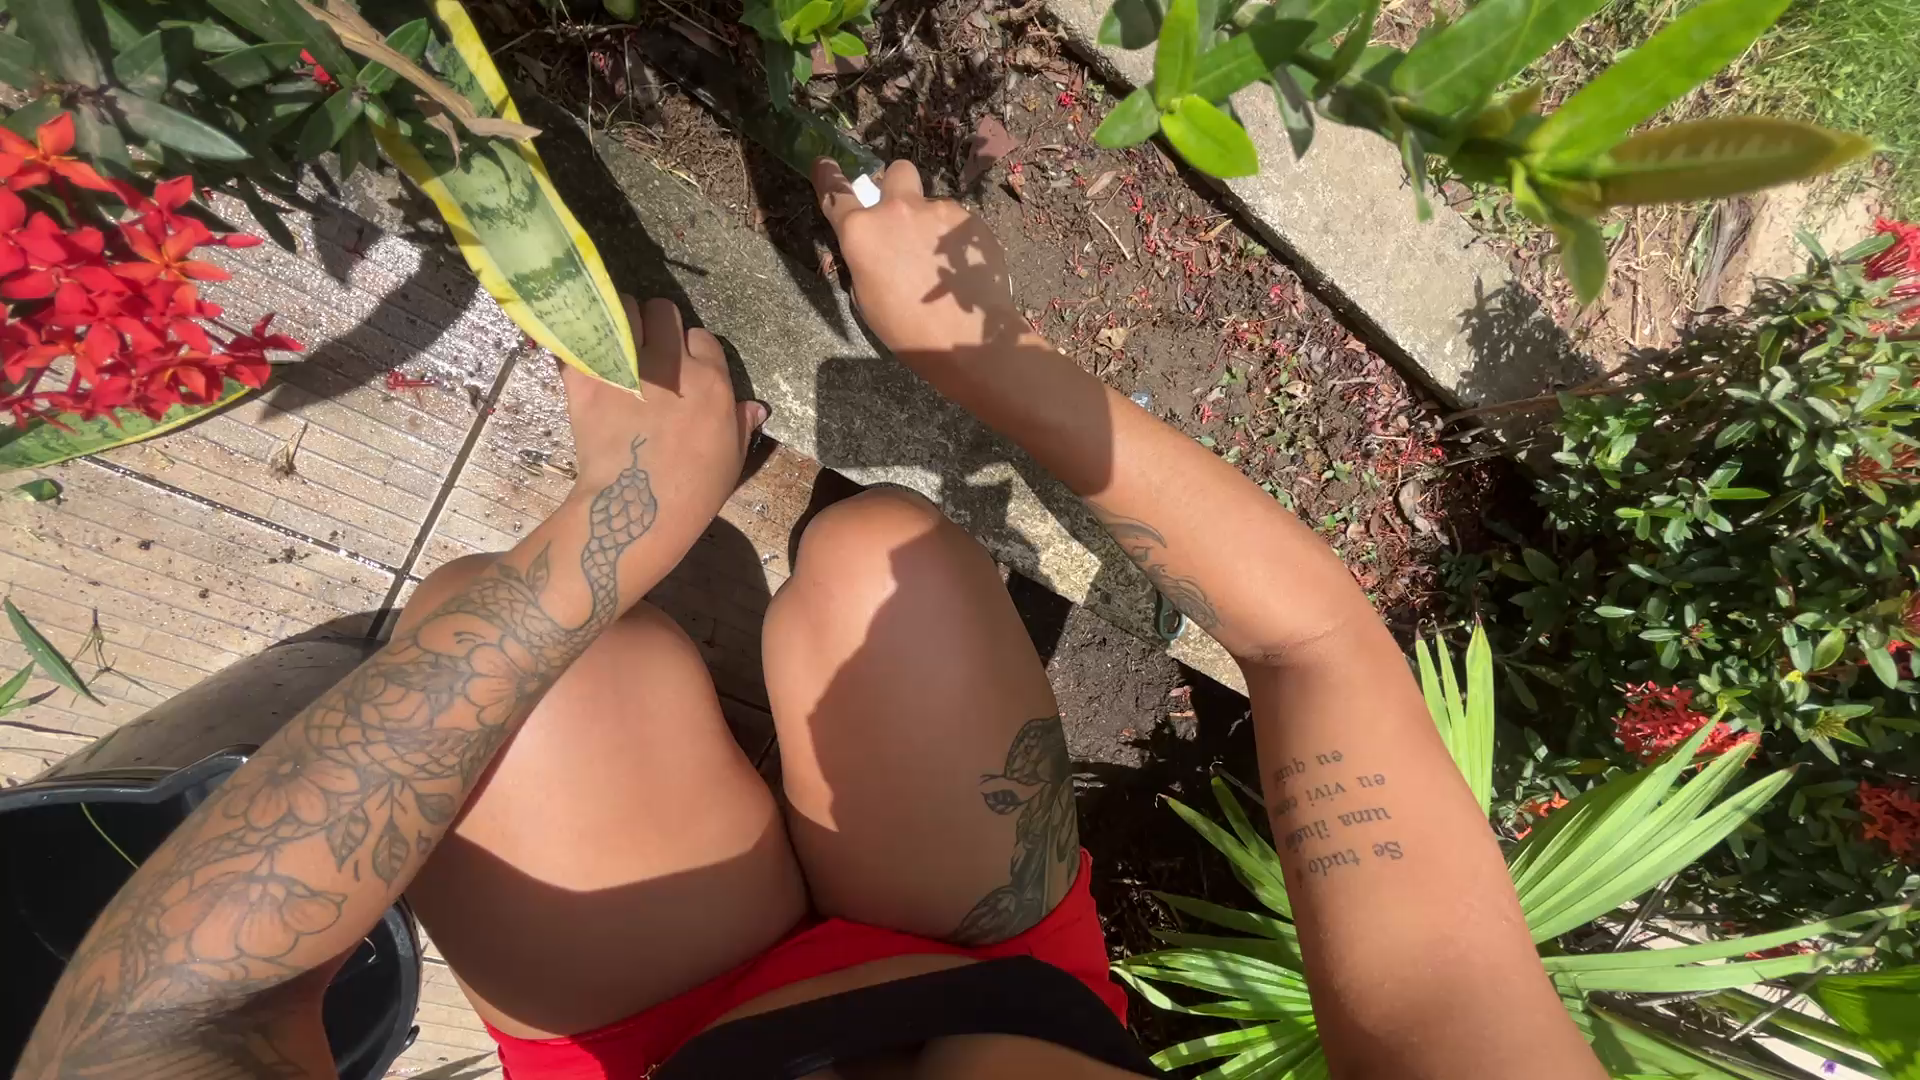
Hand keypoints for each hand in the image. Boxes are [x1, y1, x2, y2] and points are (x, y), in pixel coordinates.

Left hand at [563, 295, 763, 532]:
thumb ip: (741, 425)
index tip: (686, 367)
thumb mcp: (732, 459)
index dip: (693, 350)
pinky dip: (581, 343)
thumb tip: (755, 408)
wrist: (639, 506)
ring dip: (622, 322)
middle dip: (657, 324)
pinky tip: (584, 355)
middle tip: (650, 348)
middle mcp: (671, 363)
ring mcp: (627, 366)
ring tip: (617, 344)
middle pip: (663, 311)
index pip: (702, 337)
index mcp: (711, 380)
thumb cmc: (696, 490)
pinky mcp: (587, 378)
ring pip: (623, 311)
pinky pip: (581, 339)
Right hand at [811, 159, 1023, 357]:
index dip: (828, 177)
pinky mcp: (969, 221)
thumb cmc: (906, 330)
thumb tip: (874, 248)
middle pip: (897, 172)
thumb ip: (865, 259)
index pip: (835, 191)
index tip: (826, 166)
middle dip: (898, 189)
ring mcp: (938, 211)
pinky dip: (955, 243)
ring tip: (941, 266)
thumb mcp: (867, 299)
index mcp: (862, 232)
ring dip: (931, 226)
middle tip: (906, 221)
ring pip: (931, 206)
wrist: (964, 338)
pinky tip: (961, 271)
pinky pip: (956, 225)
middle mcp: (897, 210)